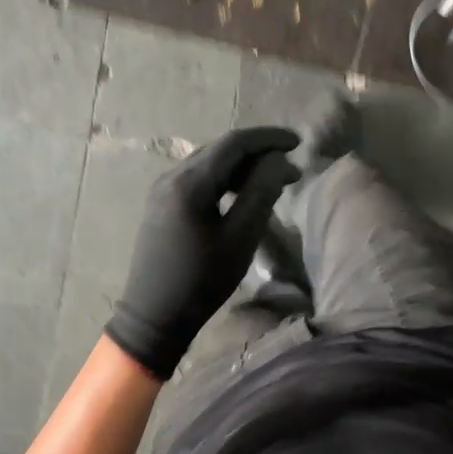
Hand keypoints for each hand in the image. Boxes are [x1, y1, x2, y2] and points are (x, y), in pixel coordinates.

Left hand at [105, 127, 301, 379]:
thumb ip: (261, 192)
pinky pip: (197, 177)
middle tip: (290, 169)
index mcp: (189, 182)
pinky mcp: (161, 203)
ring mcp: (162, 188)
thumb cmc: (201, 280)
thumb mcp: (240, 238)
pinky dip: (224, 178)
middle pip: (220, 148)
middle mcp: (171, 175)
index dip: (269, 138)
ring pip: (209, 162)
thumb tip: (278, 160)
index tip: (298, 143)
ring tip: (272, 182)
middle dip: (258, 152)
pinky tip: (241, 195)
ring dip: (242, 166)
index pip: (234, 142)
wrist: (153, 315)